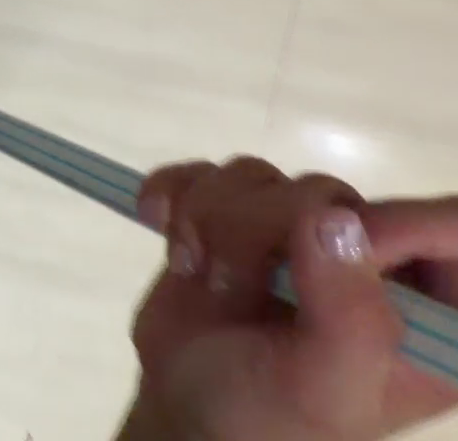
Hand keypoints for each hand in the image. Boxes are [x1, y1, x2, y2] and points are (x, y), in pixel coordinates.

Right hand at [122, 158, 457, 440]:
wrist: (185, 406)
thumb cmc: (274, 417)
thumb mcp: (326, 385)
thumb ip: (349, 312)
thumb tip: (334, 220)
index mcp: (433, 308)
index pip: (445, 226)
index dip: (388, 223)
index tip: (315, 244)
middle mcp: (371, 261)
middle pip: (324, 193)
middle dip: (255, 230)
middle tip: (229, 284)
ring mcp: (291, 234)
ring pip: (254, 177)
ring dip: (205, 220)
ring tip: (196, 273)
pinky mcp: (226, 215)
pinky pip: (199, 170)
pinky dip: (169, 192)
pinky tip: (158, 224)